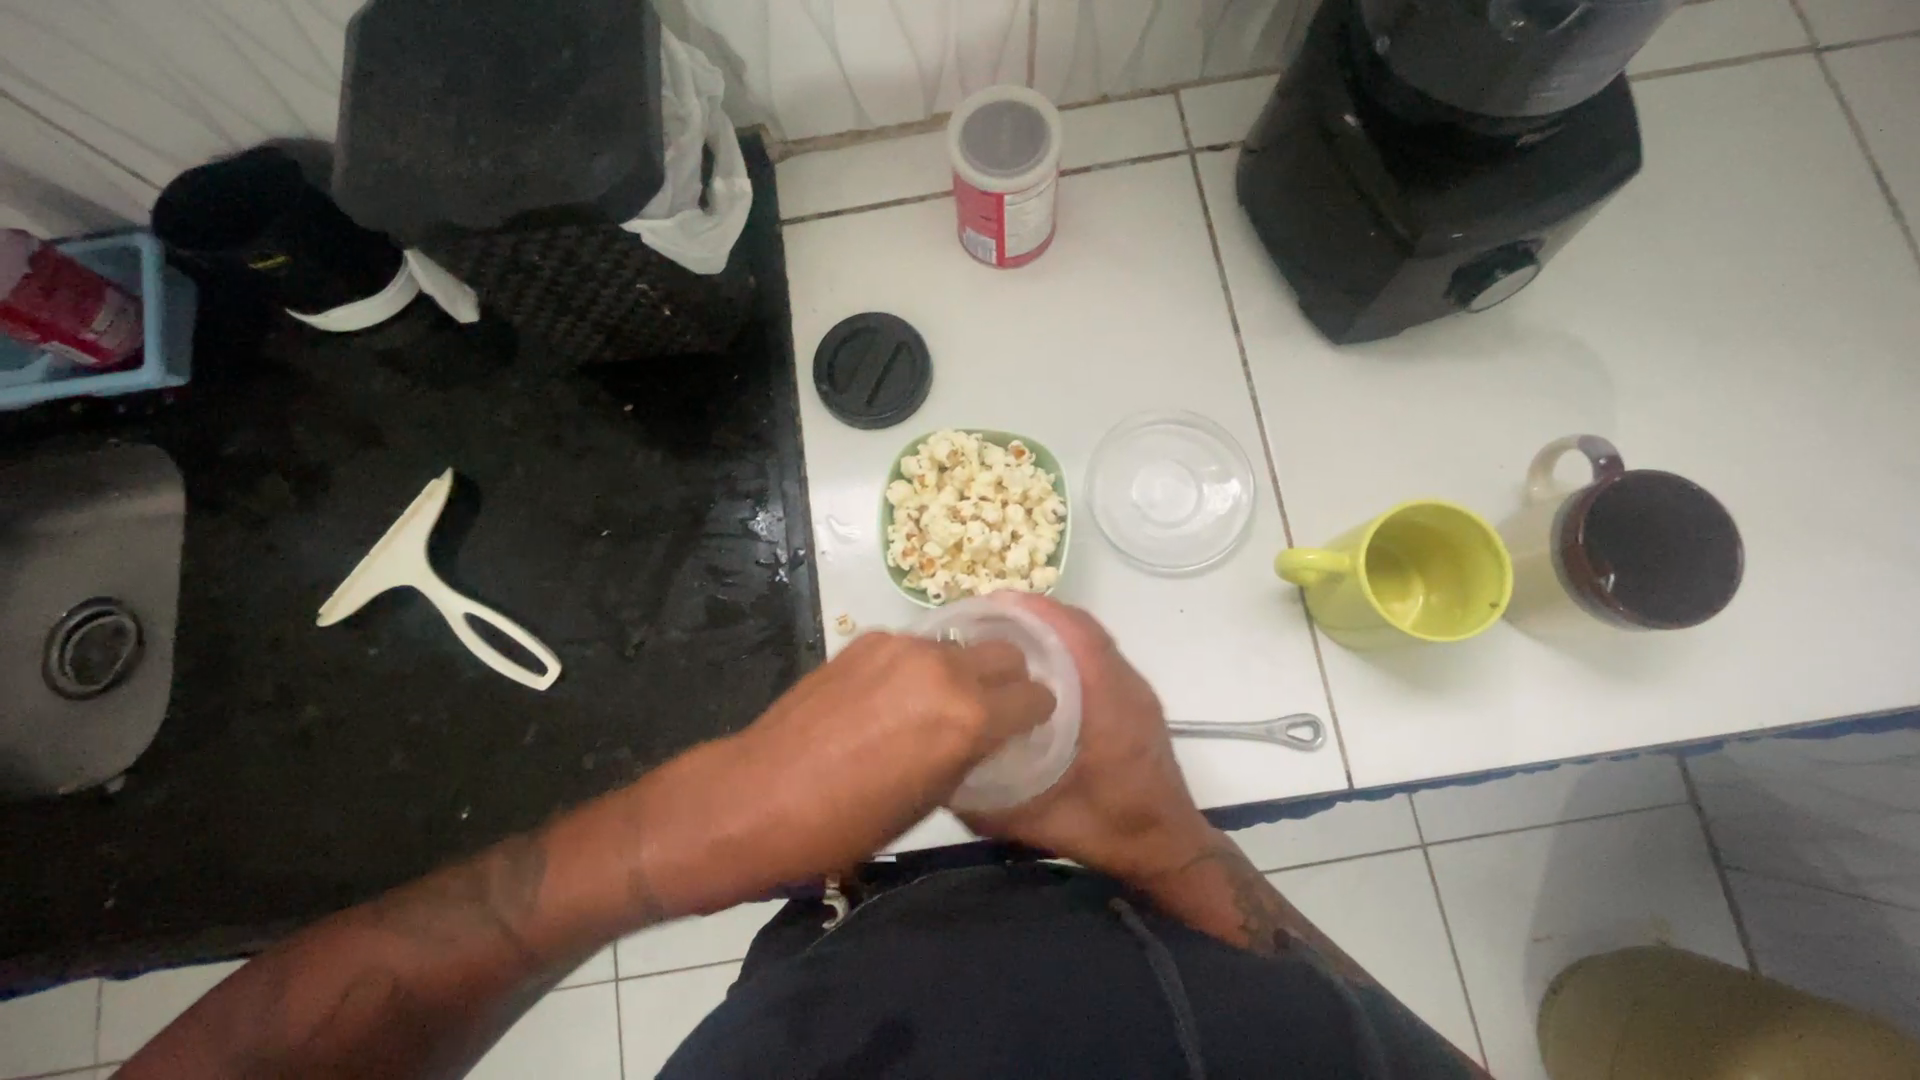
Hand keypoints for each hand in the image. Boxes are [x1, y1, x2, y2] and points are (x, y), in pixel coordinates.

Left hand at [633, 631, 1054, 914]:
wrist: (759, 795)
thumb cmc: (848, 822)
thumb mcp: (928, 800)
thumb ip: (969, 754)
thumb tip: (984, 735)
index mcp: (967, 716)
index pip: (1034, 696)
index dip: (1036, 713)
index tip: (1027, 726)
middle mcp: (942, 668)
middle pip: (1004, 655)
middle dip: (1008, 681)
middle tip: (992, 711)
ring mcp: (900, 647)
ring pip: (958, 647)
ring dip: (962, 672)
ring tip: (938, 705)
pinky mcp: (865, 640)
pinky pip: (915, 648)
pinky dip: (920, 668)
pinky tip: (895, 699)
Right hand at [957, 595, 1213, 886]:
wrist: (1169, 847)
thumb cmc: (1111, 832)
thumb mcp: (1040, 825)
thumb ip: (989, 806)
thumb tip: (940, 777)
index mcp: (1110, 710)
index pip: (1080, 640)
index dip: (1038, 613)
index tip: (993, 604)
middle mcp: (1127, 689)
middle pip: (1085, 629)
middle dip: (1037, 613)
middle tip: (986, 617)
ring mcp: (1135, 691)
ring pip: (1093, 638)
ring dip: (1052, 627)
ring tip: (1004, 632)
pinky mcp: (1135, 699)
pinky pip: (1099, 655)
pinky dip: (1067, 645)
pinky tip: (1035, 664)